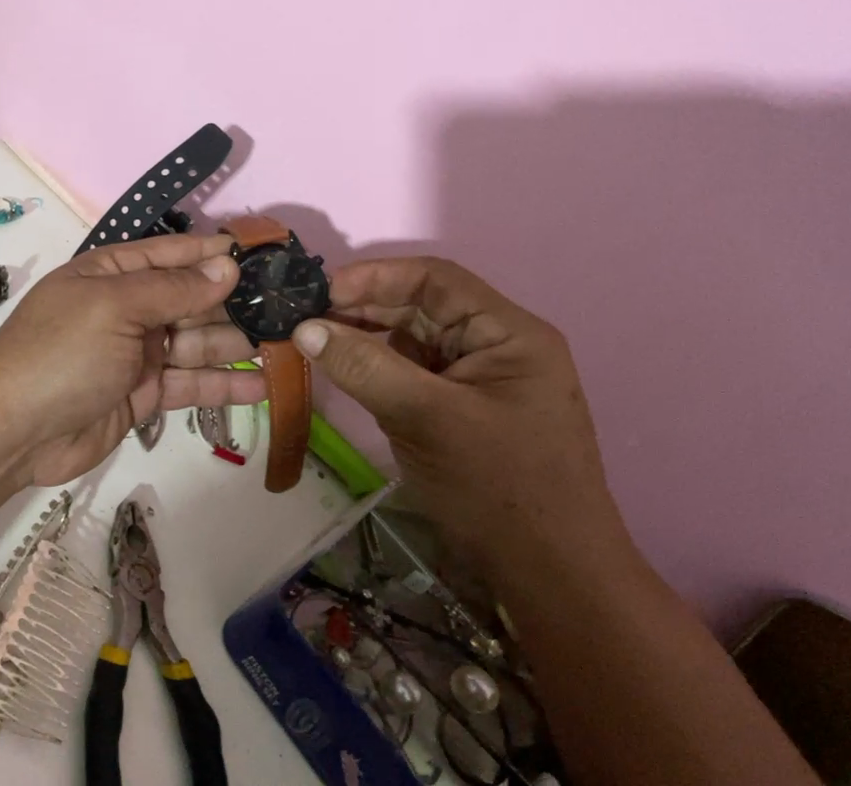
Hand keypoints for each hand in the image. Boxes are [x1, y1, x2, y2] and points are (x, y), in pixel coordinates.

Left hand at [0, 234, 268, 485]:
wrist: (14, 432)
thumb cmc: (60, 354)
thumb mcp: (114, 308)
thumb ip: (172, 289)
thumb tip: (226, 264)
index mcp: (109, 275)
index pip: (170, 254)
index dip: (214, 254)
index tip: (266, 254)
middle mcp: (124, 309)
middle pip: (188, 299)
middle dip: (234, 302)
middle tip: (290, 308)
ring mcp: (133, 354)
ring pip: (195, 342)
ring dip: (236, 343)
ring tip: (289, 344)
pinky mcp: (141, 395)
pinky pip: (188, 383)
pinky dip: (222, 384)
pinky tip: (263, 386)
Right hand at [293, 257, 626, 571]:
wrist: (548, 572)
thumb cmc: (499, 486)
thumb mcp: (427, 418)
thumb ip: (364, 367)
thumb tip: (303, 327)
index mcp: (508, 334)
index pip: (435, 280)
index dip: (375, 277)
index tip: (319, 293)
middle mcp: (494, 346)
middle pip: (420, 307)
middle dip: (362, 308)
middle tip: (302, 319)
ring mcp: (476, 380)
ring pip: (410, 340)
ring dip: (363, 338)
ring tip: (311, 342)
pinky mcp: (458, 409)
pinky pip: (409, 373)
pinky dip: (373, 369)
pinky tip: (341, 372)